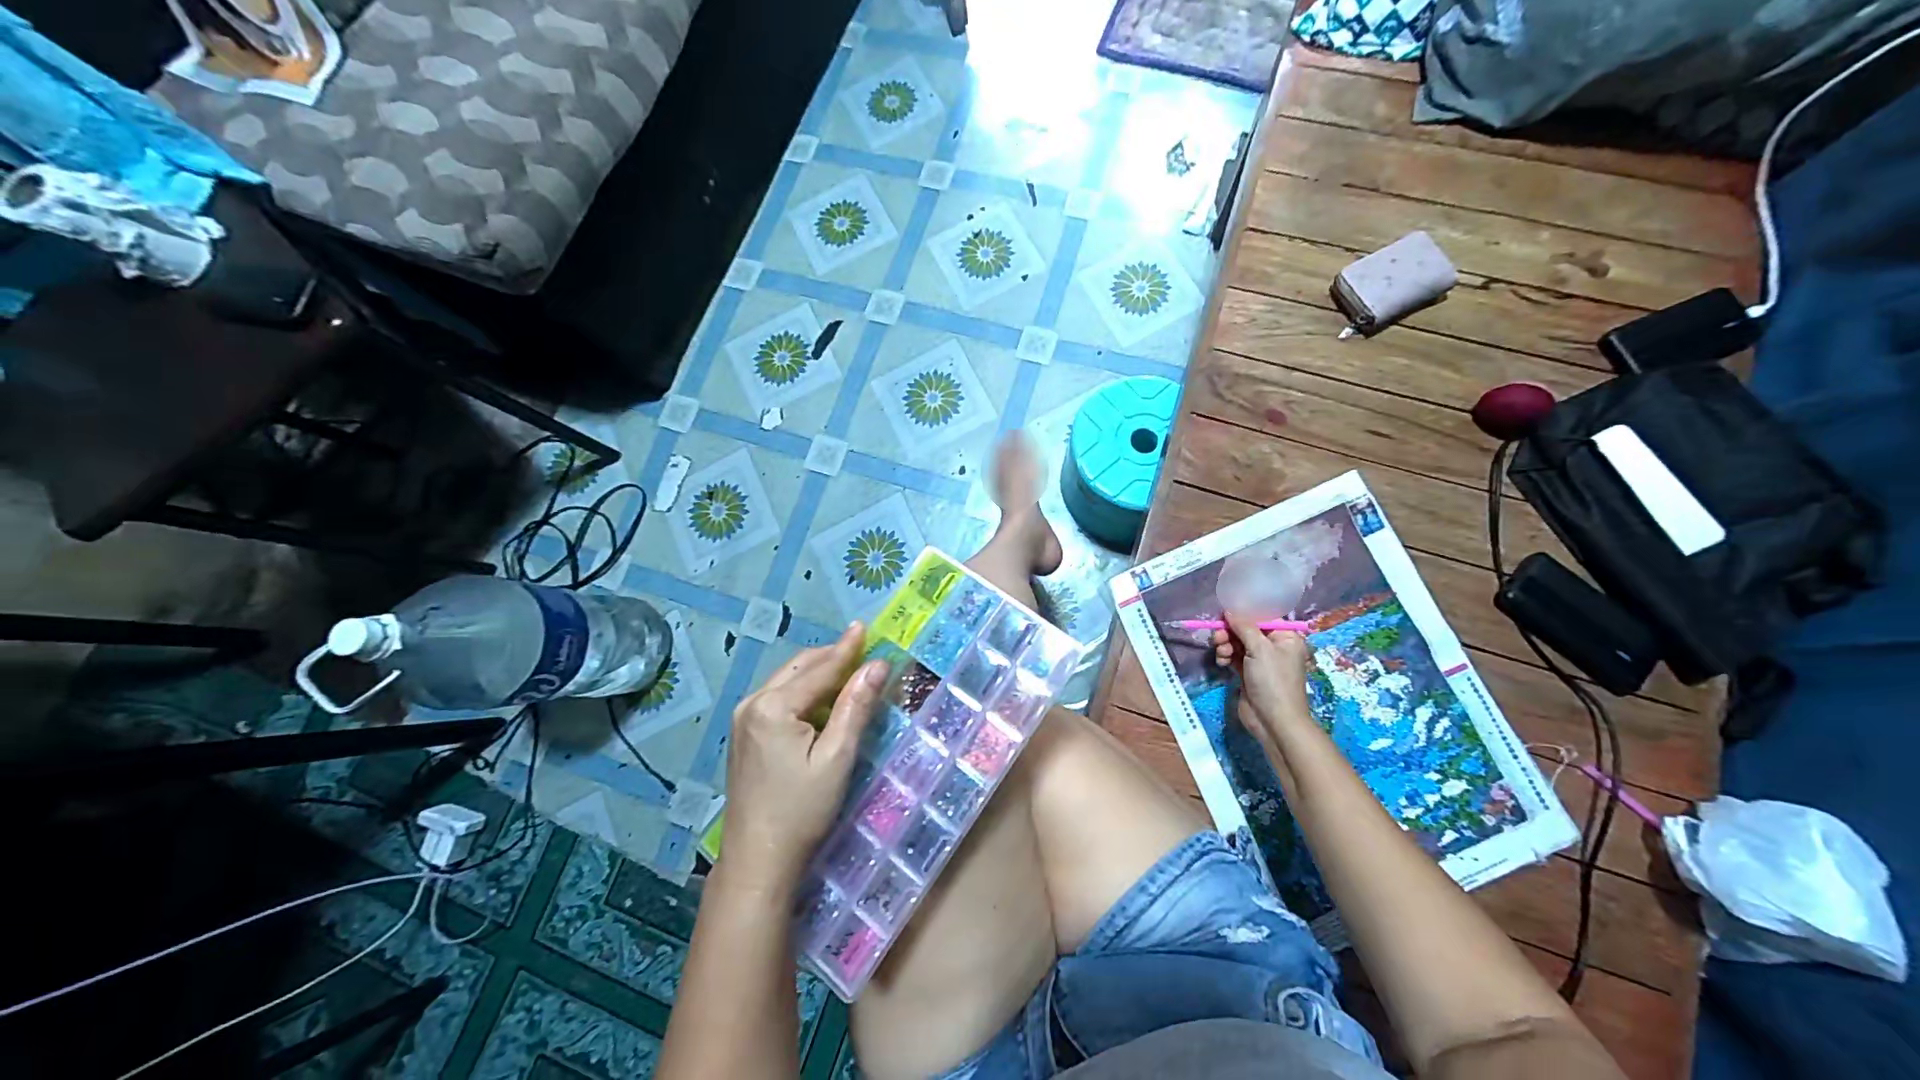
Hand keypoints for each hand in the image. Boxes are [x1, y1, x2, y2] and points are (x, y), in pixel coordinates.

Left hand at [722, 623, 887, 894]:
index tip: (865, 627)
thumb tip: (877, 666)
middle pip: (799, 668)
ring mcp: (743, 718)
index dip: (846, 650)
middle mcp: (752, 703)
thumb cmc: (802, 810)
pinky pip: (777, 696)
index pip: (820, 670)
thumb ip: (856, 707)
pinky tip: (821, 697)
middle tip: (862, 646)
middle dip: (831, 656)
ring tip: (848, 667)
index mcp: (773, 707)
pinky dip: (803, 690)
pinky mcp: (744, 733)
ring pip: (787, 680)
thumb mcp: (837, 758)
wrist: (758, 858)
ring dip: (817, 672)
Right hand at [1211, 611, 1313, 750]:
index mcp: (1285, 637)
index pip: (1262, 616)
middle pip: (1246, 629)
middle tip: (1218, 637)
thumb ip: (1244, 627)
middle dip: (1230, 631)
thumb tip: (1230, 610)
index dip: (1243, 613)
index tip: (1225, 614)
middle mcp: (1274, 646)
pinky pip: (1233, 657)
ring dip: (1225, 644)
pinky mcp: (1247, 672)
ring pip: (1237, 643)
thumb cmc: (1273, 681)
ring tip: (1221, 653)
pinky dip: (1225, 656)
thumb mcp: (1260, 649)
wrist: (1273, 720)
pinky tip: (1221, 662)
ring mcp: (1260, 660)